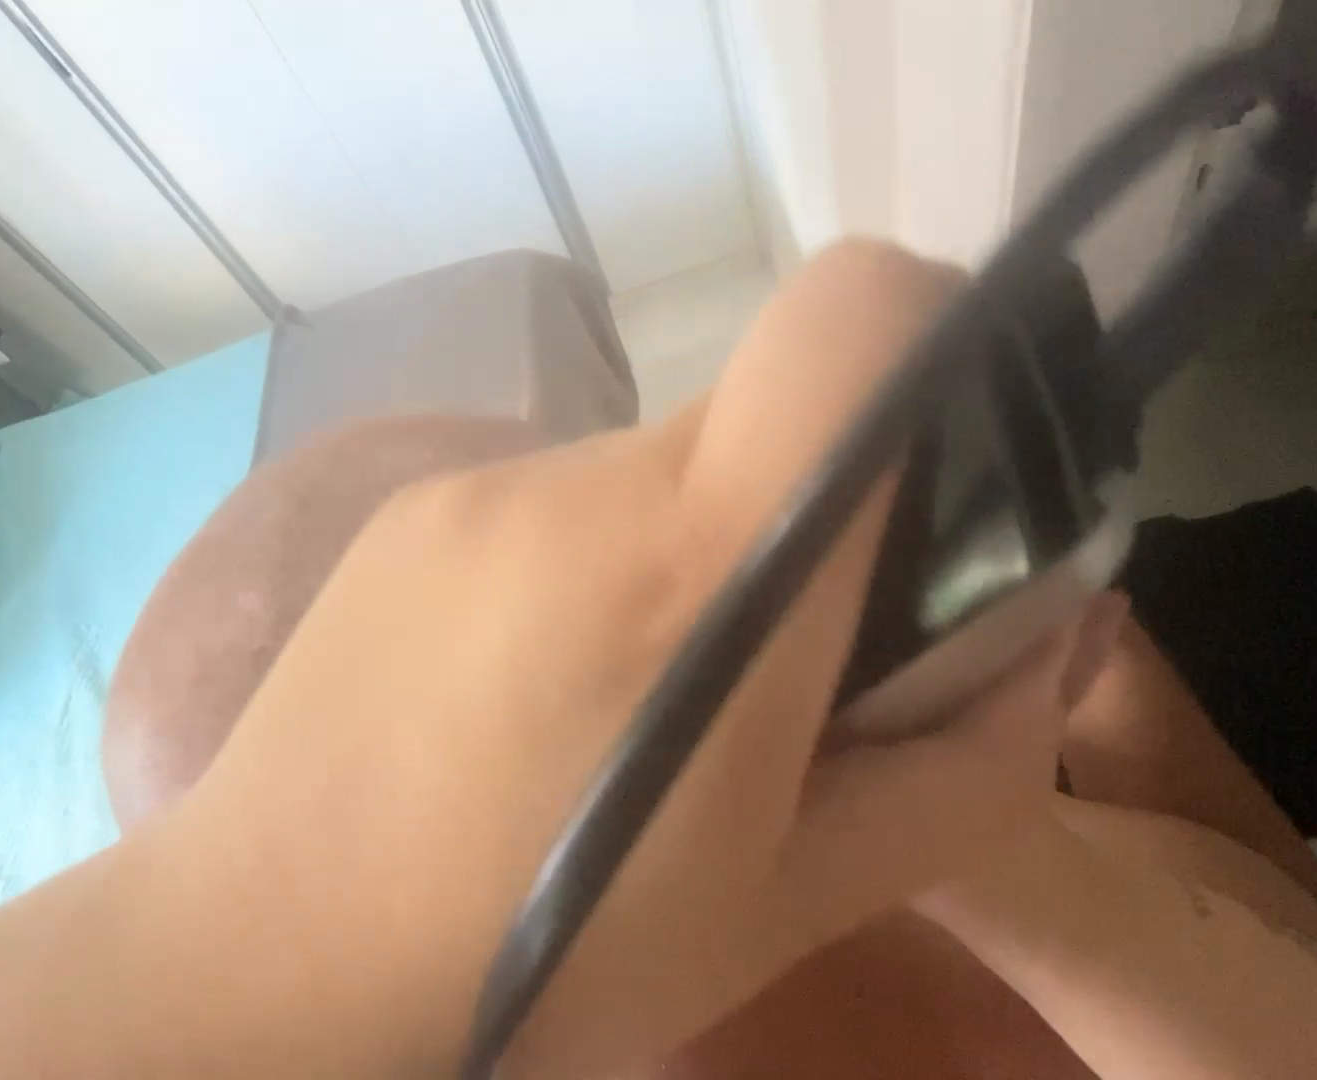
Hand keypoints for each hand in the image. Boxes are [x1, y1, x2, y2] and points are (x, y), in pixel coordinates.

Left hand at [159, 240, 1125, 1077]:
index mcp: (705, 571)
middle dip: (809, 502)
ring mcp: (484, 486)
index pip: (848, 320)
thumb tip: (1044, 633)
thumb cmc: (549, 962)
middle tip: (783, 648)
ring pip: (662, 463)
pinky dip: (601, 560)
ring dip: (698, 546)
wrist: (272, 966)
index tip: (942, 436)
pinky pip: (564, 495)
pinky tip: (543, 680)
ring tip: (644, 688)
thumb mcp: (794, 898)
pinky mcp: (415, 507)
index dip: (926, 333)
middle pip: (761, 410)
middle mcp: (587, 485)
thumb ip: (957, 764)